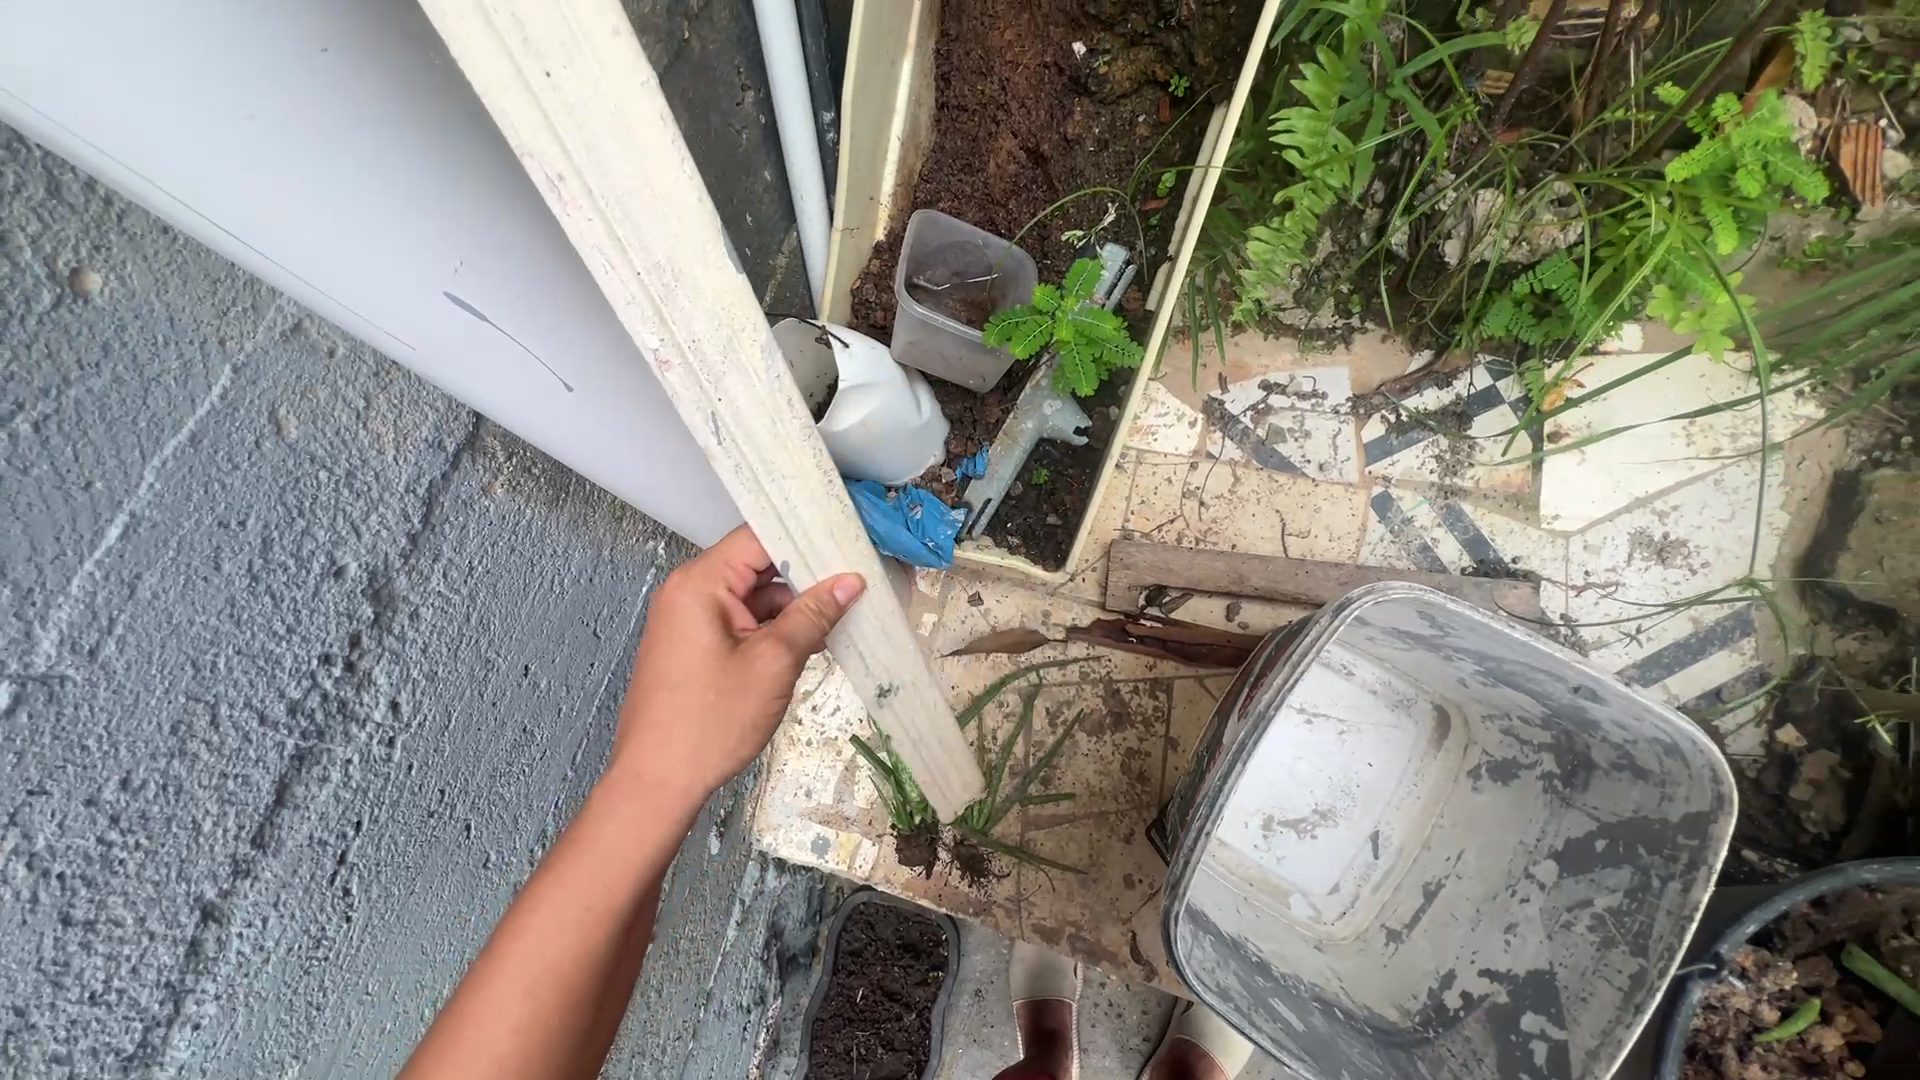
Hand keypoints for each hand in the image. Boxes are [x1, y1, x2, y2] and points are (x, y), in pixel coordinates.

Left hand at [608, 525, 865, 801]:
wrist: (658, 782)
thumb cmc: (712, 720)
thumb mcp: (774, 663)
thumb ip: (813, 615)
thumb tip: (851, 581)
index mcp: (700, 583)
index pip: (757, 537)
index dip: (803, 535)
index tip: (847, 540)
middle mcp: (690, 591)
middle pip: (756, 565)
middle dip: (805, 575)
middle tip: (856, 579)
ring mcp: (691, 620)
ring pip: (753, 596)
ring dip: (793, 607)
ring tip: (842, 616)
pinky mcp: (696, 646)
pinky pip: (742, 621)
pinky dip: (774, 629)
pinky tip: (812, 642)